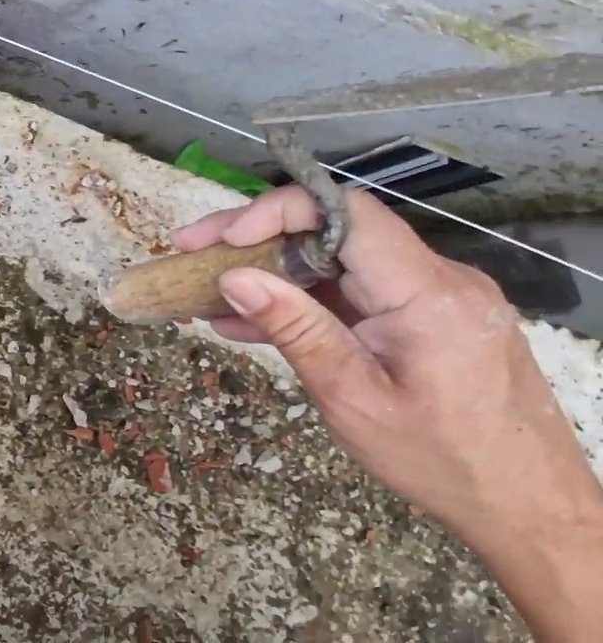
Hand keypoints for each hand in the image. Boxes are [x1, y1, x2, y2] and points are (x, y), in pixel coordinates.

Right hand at [175, 188, 602, 634]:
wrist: (532, 512)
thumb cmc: (443, 459)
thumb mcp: (352, 396)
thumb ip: (294, 328)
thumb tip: (232, 277)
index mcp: (427, 294)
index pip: (345, 212)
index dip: (275, 210)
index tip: (223, 240)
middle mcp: (438, 280)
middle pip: (331, 230)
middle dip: (253, 238)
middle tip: (190, 254)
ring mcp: (434, 297)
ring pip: (335, 260)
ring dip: (269, 272)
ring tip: (206, 293)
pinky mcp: (427, 317)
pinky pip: (353, 290)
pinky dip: (300, 299)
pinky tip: (251, 323)